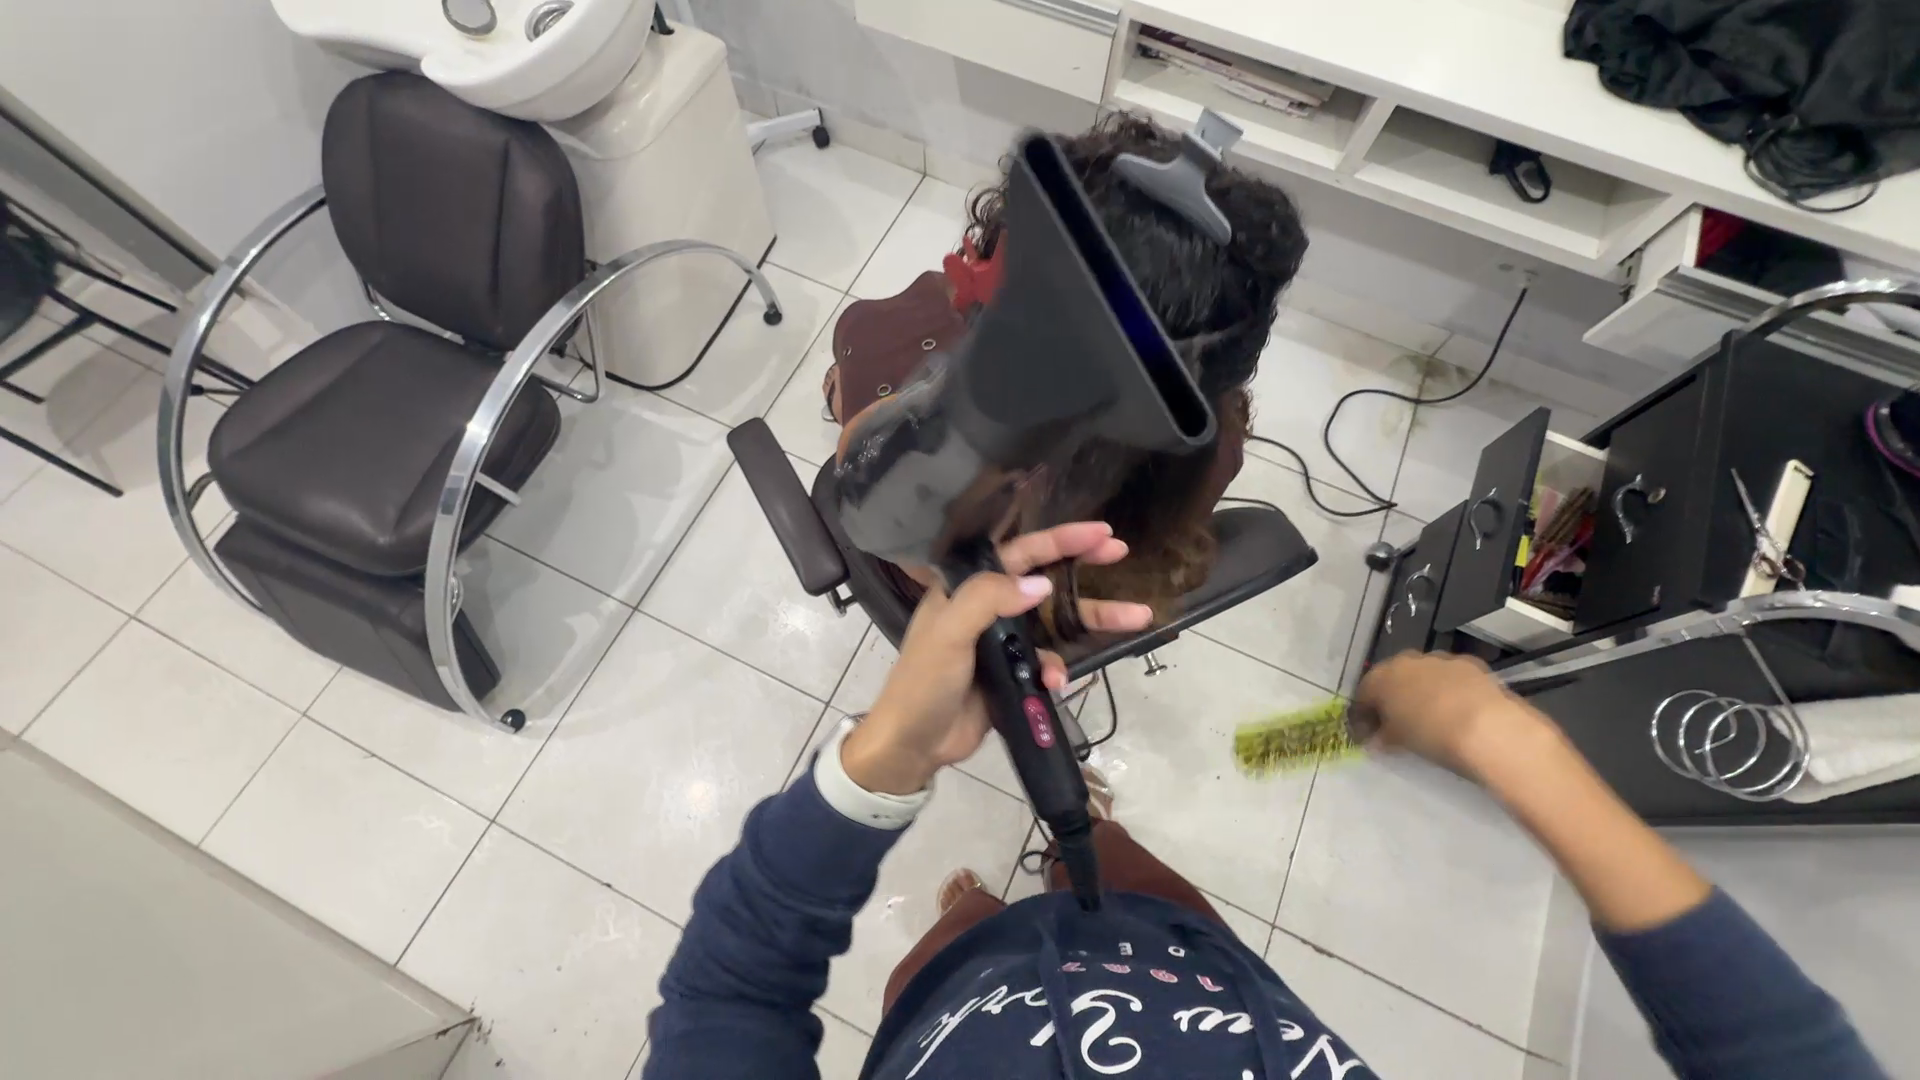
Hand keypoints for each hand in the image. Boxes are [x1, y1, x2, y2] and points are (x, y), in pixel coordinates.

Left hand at [841, 523, 1152, 794]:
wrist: (914, 744)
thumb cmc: (923, 682)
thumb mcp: (948, 633)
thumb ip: (988, 599)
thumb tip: (1041, 583)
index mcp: (966, 589)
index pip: (1018, 553)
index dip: (1059, 539)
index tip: (1100, 532)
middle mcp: (987, 608)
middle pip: (1044, 580)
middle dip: (1083, 567)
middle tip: (1122, 551)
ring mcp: (1002, 642)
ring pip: (1056, 623)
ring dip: (1092, 621)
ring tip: (1137, 617)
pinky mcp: (1013, 674)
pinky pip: (1047, 662)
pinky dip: (1057, 669)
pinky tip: (1055, 682)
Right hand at [1353, 652, 1555, 775]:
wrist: (1488, 727)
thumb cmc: (1430, 734)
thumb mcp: (1398, 742)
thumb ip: (1382, 738)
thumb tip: (1375, 741)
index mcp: (1380, 677)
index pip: (1363, 694)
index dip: (1364, 715)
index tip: (1369, 733)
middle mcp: (1406, 661)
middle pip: (1393, 679)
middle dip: (1394, 697)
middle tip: (1399, 722)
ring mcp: (1440, 660)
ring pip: (1424, 674)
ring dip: (1423, 690)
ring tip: (1433, 716)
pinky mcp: (1471, 664)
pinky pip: (1452, 677)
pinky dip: (1451, 689)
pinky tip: (1459, 709)